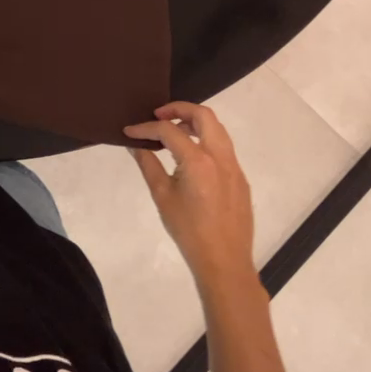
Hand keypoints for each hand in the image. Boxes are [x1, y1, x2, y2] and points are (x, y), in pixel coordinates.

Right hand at [126, 102, 256, 290]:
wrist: (225, 262)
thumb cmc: (188, 230)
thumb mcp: (162, 195)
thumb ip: (148, 164)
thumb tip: (135, 144)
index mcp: (198, 161)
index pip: (169, 131)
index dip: (146, 127)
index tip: (129, 131)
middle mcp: (221, 158)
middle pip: (204, 116)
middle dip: (179, 109)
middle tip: (157, 116)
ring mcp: (234, 168)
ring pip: (217, 130)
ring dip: (194, 123)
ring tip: (173, 133)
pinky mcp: (240, 179)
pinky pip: (223, 149)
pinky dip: (205, 141)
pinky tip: (189, 158)